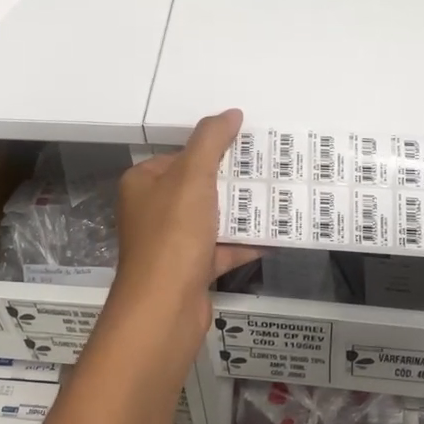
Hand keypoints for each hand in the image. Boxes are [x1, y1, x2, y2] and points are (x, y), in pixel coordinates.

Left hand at [110, 110, 263, 335]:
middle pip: (198, 186)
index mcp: (144, 183)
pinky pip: (221, 249)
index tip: (246, 145)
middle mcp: (153, 210)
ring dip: (241, 211)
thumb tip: (230, 114)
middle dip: (232, 180)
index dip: (212, 149)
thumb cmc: (172, 236)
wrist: (164, 309)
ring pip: (212, 218)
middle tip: (270, 169)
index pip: (180, 155)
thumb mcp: (191, 177)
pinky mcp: (189, 270)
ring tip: (279, 197)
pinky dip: (243, 243)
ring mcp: (171, 243)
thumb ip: (210, 141)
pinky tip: (273, 236)